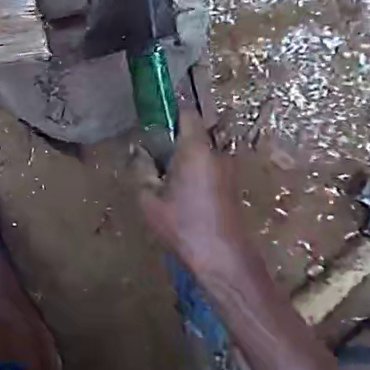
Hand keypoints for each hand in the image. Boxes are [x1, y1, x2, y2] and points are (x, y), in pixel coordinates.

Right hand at [138, 99, 257, 279]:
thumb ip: (141, 168)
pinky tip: (180, 195)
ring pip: (201, 153)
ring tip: (164, 179)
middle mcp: (216, 153)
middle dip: (174, 141)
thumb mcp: (149, 198)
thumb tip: (138, 150)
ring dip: (184, 159)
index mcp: (195, 149)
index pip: (187, 113)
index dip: (170, 111)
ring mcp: (227, 170)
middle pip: (193, 134)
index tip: (154, 117)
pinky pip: (209, 168)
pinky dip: (194, 173)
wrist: (223, 259)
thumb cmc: (183, 225)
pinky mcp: (231, 187)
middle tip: (152, 156)